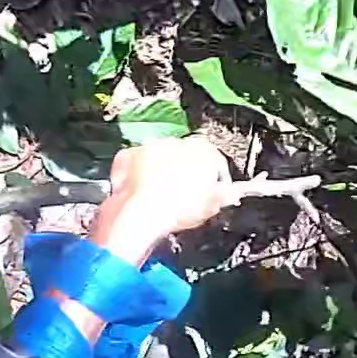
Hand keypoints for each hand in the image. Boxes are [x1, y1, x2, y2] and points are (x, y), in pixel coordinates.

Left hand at [86, 137, 233, 265]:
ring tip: (161, 197)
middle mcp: (177, 142)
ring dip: (161, 171)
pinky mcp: (128, 155)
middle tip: (184, 197)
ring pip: (160, 158)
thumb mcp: (210, 207)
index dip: (216, 179)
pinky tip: (140, 192)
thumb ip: (222, 195)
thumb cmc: (177, 210)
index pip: (215, 161)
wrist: (139, 215)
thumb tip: (228, 193)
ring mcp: (150, 146)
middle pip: (186, 157)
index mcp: (204, 150)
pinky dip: (138, 174)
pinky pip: (136, 163)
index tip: (214, 192)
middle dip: (185, 173)